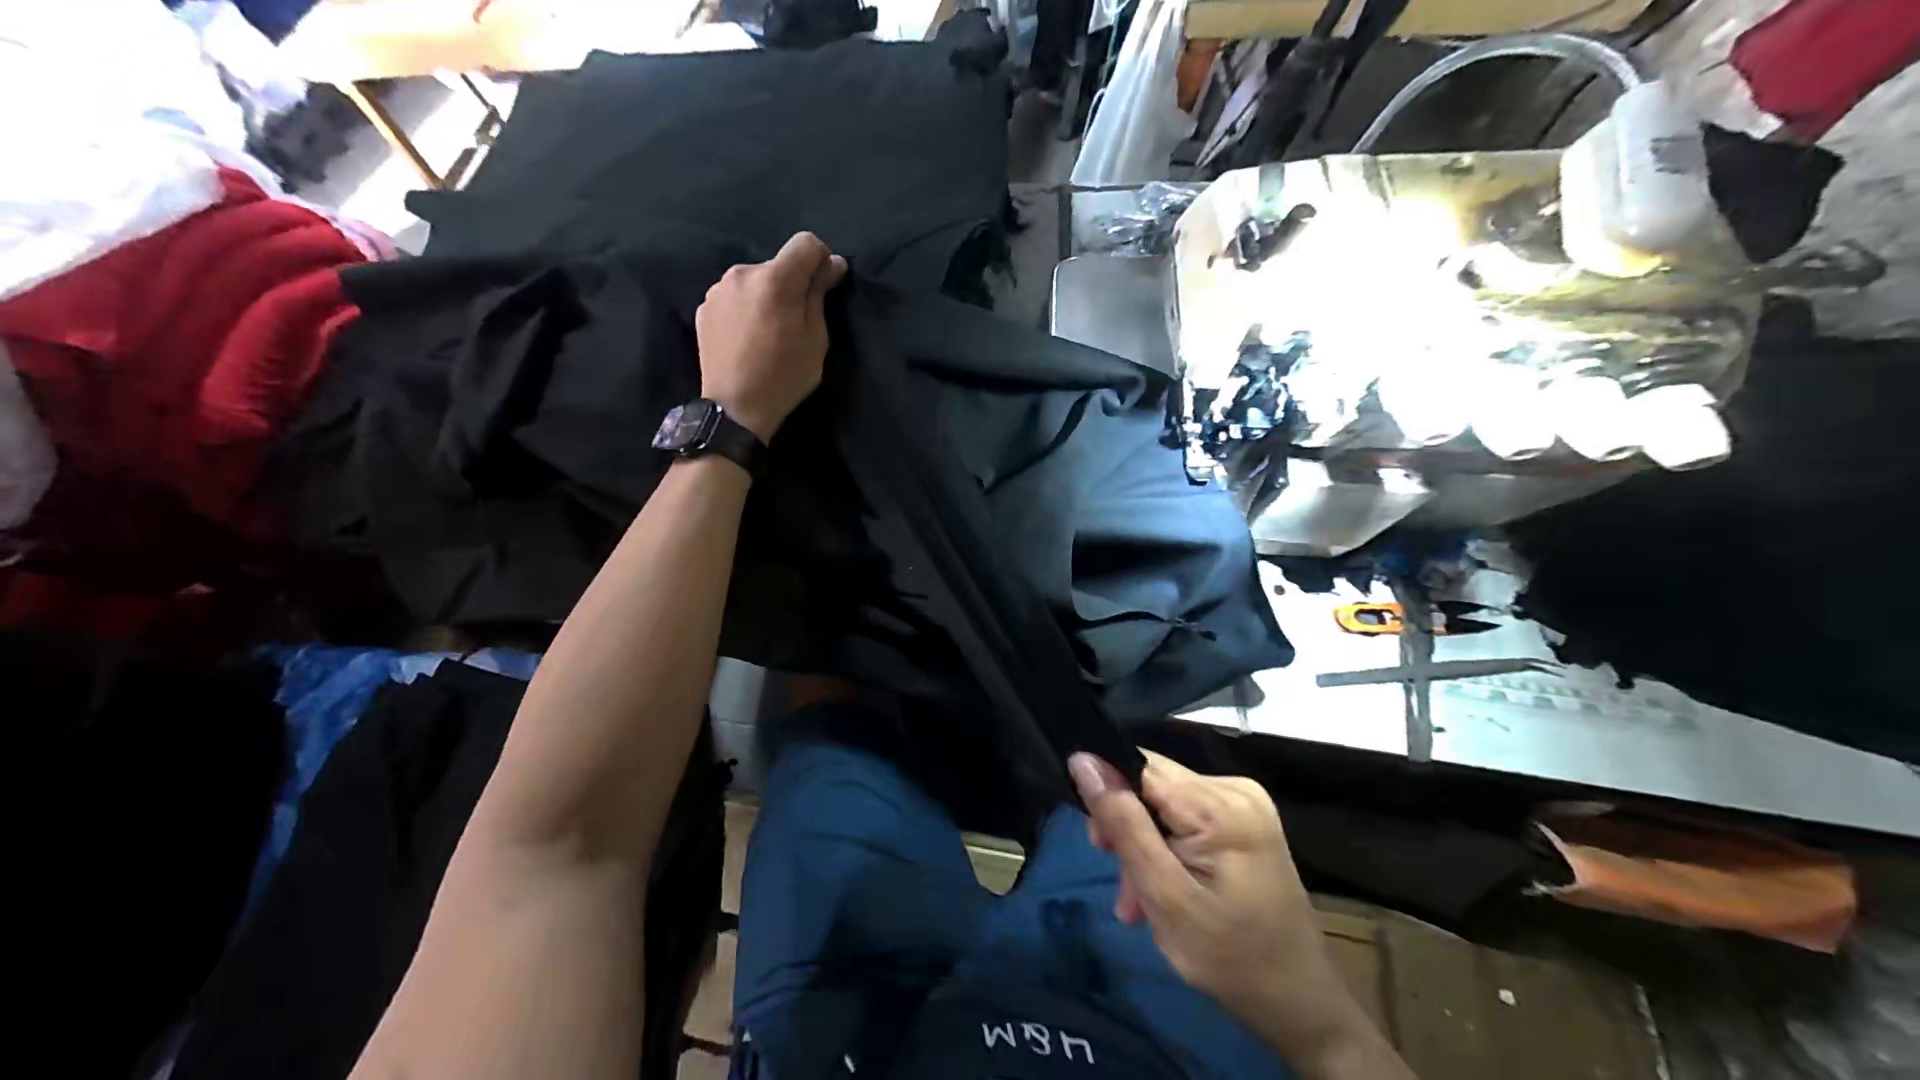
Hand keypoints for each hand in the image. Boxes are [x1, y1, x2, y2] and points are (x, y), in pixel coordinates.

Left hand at [695, 232, 848, 441]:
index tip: (825, 287)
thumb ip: (820, 294)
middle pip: (778, 264)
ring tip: (768, 334)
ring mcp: (717, 290)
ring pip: (754, 281)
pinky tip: (747, 339)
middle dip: (791, 284)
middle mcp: (742, 273)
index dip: (821, 260)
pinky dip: (745, 309)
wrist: (734, 409)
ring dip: (766, 296)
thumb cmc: (784, 376)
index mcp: (774, 278)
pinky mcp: (703, 308)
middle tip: (795, 322)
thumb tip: (833, 263)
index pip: (806, 242)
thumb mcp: (815, 338)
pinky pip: (734, 298)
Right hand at [1069, 751, 1411, 1079]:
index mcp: (1219, 804)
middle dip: (1128, 830)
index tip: (1099, 843)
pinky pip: (1186, 814)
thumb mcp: (1164, 895)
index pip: (1139, 765)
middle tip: (1123, 887)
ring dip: (1144, 845)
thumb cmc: (1230, 957)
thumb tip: (1083, 760)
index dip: (1109, 795)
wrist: (1300, 1003)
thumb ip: (1122, 823)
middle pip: (1152, 784)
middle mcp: (1234, 787)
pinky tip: (1165, 887)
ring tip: (1140, 901)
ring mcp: (1245, 801)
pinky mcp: (1245, 818)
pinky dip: (1168, 847)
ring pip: (1164, 802)